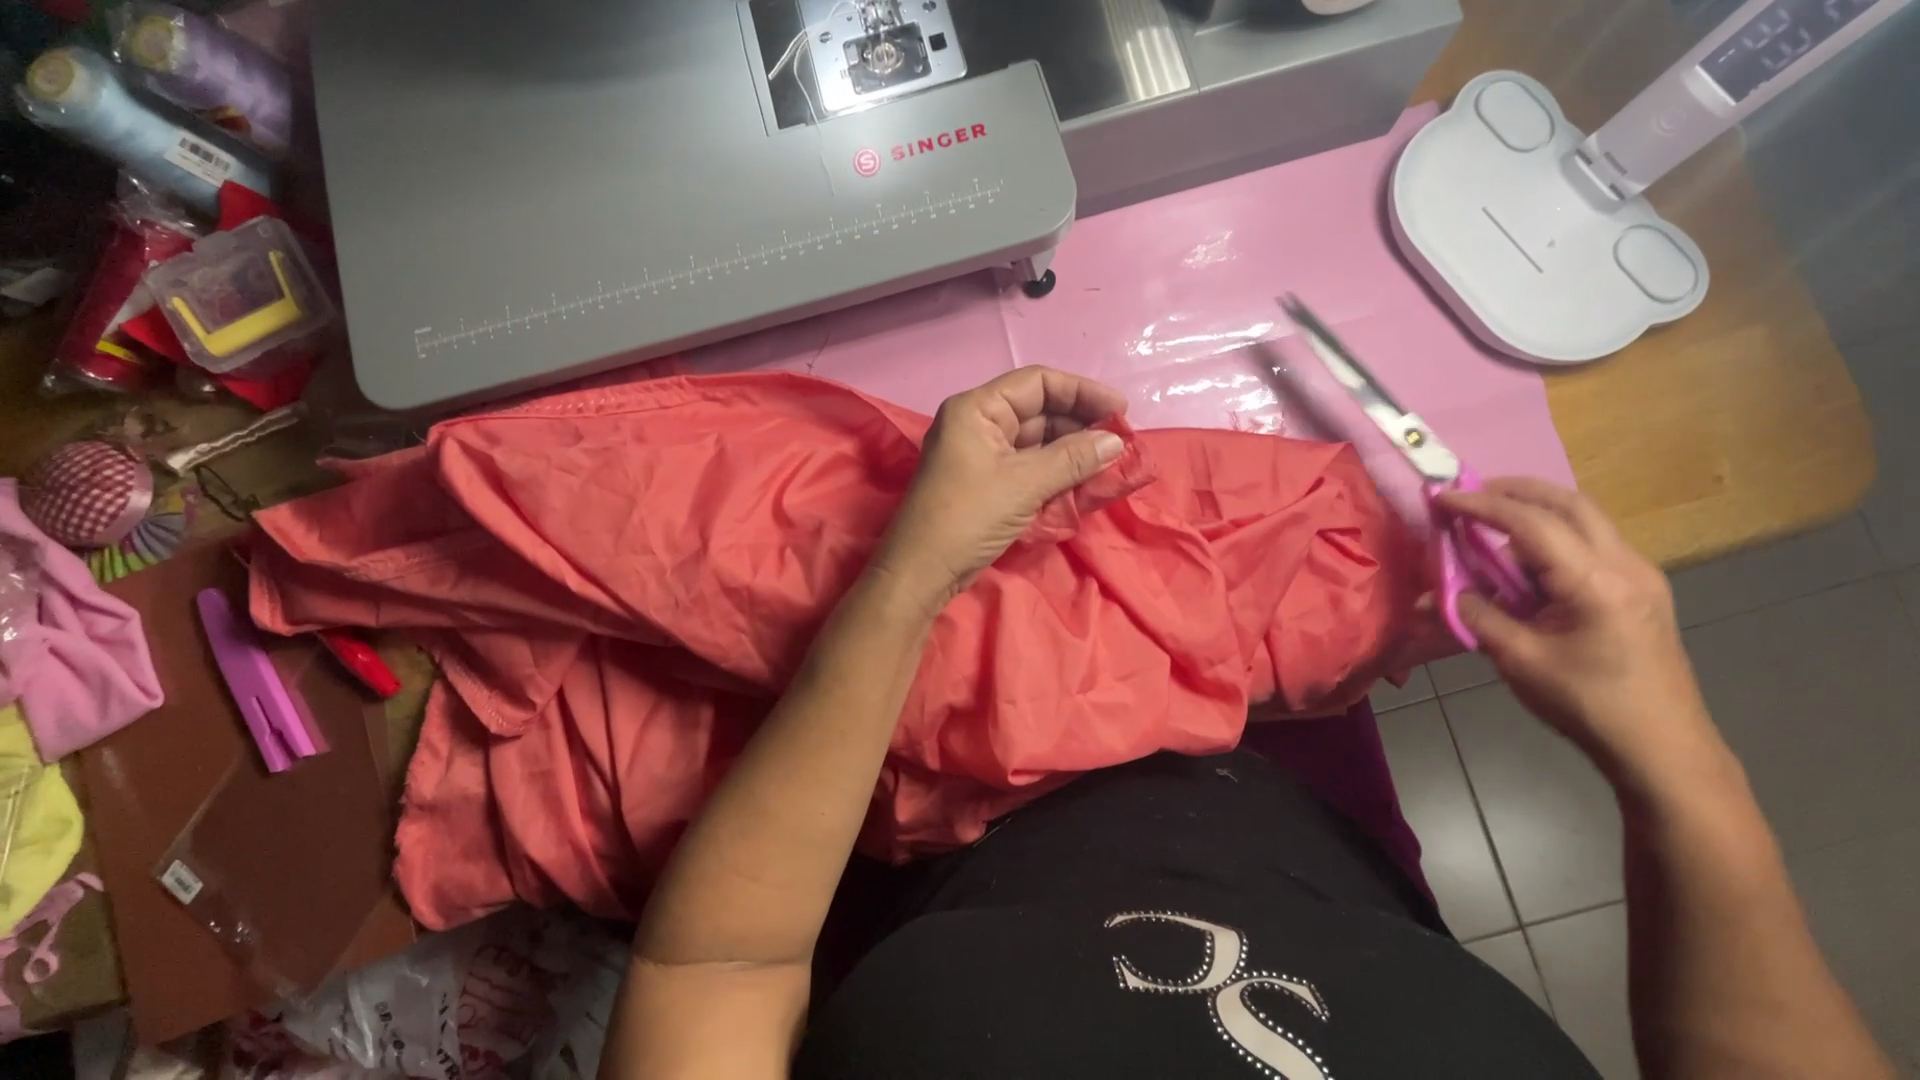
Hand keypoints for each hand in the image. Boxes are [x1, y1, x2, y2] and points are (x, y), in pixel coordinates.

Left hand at [871, 367, 1128, 612]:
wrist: (921, 571)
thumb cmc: (967, 517)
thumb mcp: (1024, 484)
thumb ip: (1072, 459)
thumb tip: (1115, 442)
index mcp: (977, 409)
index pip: (1038, 383)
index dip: (1082, 392)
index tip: (1120, 411)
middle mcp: (978, 423)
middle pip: (1039, 410)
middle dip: (1081, 424)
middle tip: (1120, 442)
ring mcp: (981, 454)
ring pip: (1037, 440)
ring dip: (1072, 450)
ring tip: (1110, 462)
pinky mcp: (986, 482)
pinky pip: (1029, 465)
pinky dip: (1056, 470)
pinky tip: (1085, 480)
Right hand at [1435, 478, 1725, 786]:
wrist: (1662, 747)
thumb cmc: (1587, 704)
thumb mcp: (1519, 660)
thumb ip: (1476, 616)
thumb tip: (1438, 593)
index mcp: (1595, 582)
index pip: (1532, 523)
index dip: (1482, 506)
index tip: (1442, 498)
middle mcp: (1626, 565)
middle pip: (1569, 504)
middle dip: (1515, 491)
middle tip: (1470, 494)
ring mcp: (1640, 576)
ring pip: (1585, 521)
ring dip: (1535, 514)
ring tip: (1489, 530)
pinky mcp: (1641, 591)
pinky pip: (1592, 545)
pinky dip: (1553, 539)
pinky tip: (1525, 565)